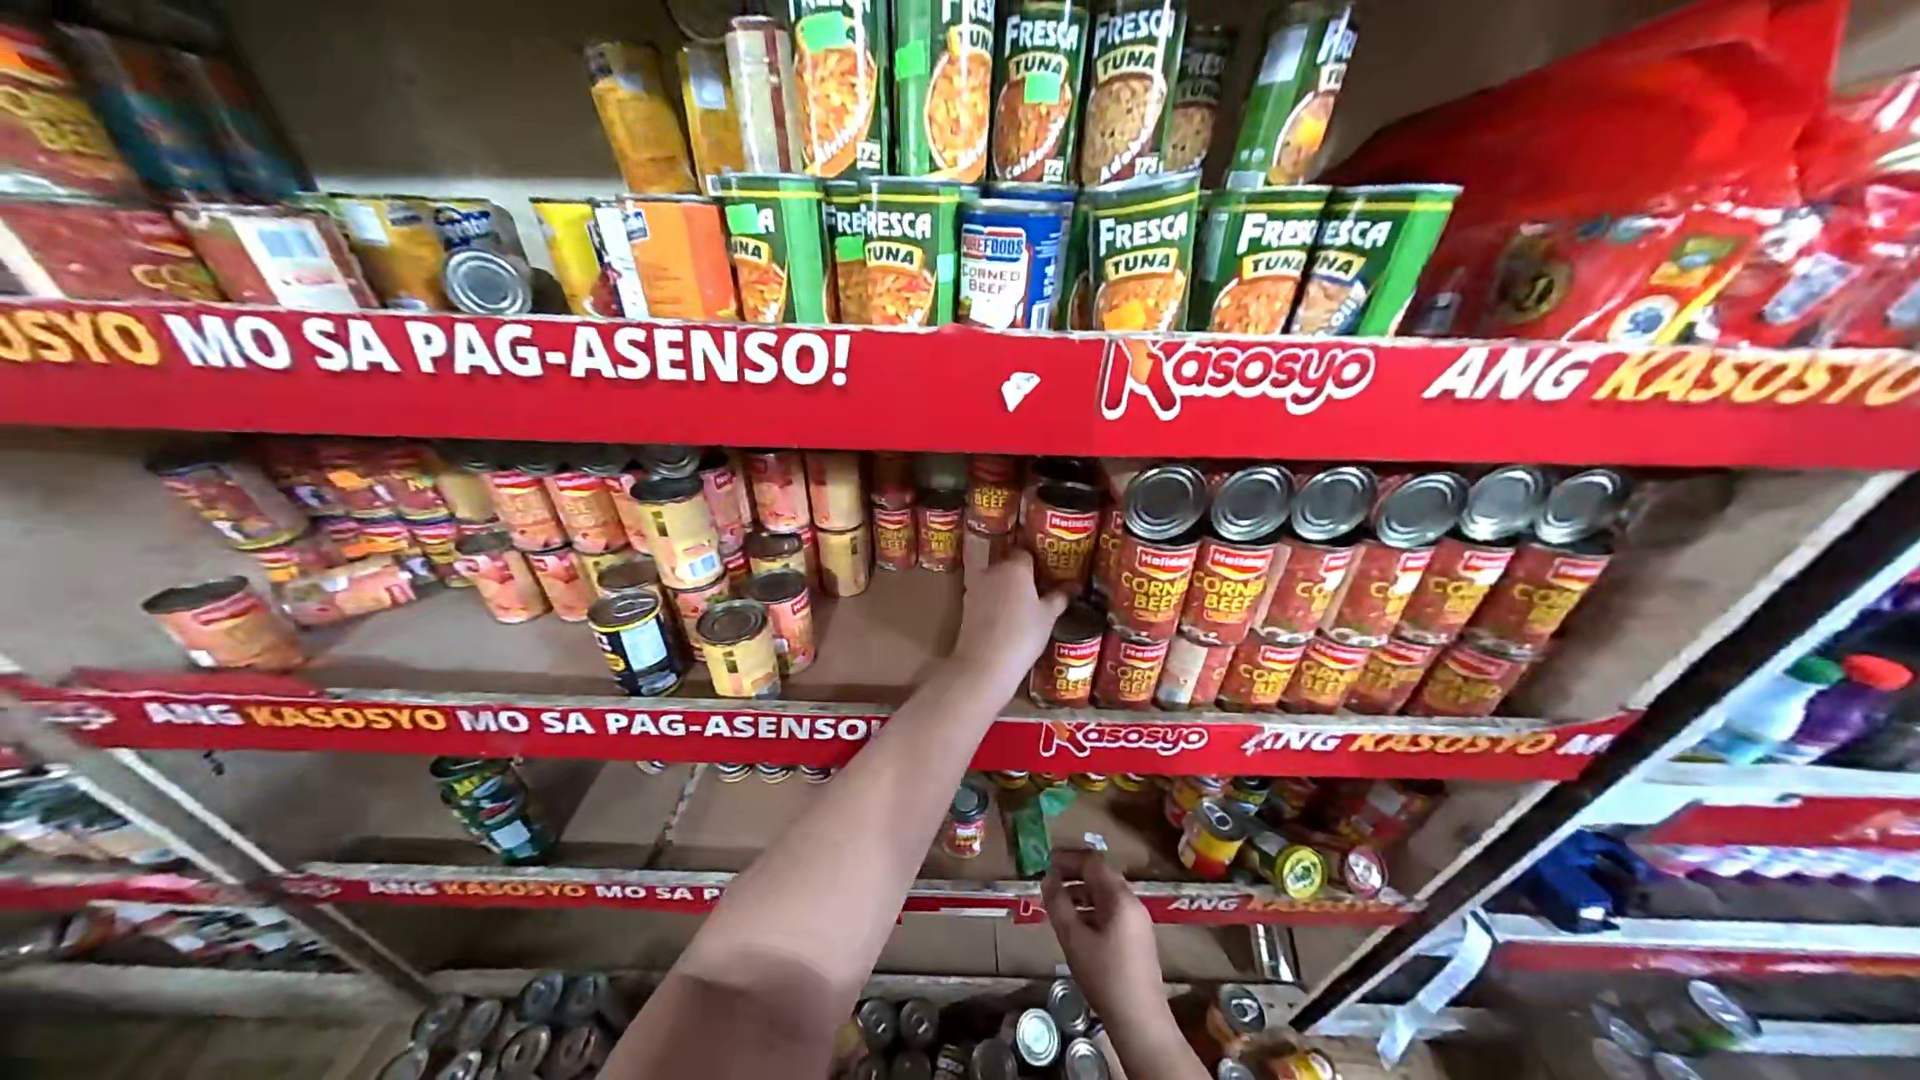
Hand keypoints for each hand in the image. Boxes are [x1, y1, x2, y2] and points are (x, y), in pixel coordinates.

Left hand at [951, 549, 1069, 687]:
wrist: (985, 662)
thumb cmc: (1023, 634)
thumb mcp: (1048, 616)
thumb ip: (1059, 597)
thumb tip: (1073, 587)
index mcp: (1014, 566)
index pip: (1026, 553)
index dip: (1037, 562)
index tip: (1047, 574)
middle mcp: (992, 570)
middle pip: (1008, 565)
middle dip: (1022, 576)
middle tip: (1038, 591)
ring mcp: (975, 587)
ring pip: (995, 581)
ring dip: (1006, 589)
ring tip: (1023, 607)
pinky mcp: (965, 604)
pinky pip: (985, 596)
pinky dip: (995, 602)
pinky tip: (1006, 619)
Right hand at [1042, 849, 1165, 1023]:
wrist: (1141, 1021)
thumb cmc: (1105, 976)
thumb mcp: (1074, 939)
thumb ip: (1059, 904)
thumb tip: (1048, 878)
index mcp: (1120, 898)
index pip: (1094, 861)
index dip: (1069, 857)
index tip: (1047, 861)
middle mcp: (1132, 903)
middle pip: (1102, 875)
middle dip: (1074, 873)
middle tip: (1049, 879)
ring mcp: (1137, 921)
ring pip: (1106, 894)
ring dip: (1082, 892)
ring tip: (1058, 902)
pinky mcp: (1137, 937)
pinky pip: (1112, 910)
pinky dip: (1092, 908)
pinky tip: (1077, 924)